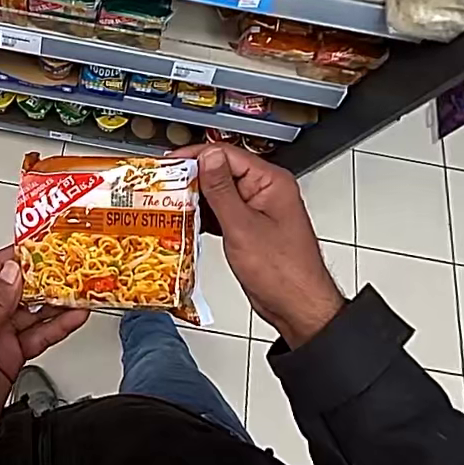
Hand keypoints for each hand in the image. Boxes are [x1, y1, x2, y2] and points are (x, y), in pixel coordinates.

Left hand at [0, 247, 89, 459]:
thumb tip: (11, 273)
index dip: (21, 255)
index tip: (47, 244)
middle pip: (18, 288)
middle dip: (47, 277)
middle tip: (76, 266)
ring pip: (32, 311)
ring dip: (57, 302)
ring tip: (83, 290)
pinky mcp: (9, 357)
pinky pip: (37, 336)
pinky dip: (56, 328)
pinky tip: (73, 319)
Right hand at [174, 144, 344, 347]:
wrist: (298, 309)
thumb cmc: (284, 273)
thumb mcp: (243, 227)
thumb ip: (221, 190)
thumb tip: (207, 157)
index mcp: (270, 182)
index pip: (226, 154)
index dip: (195, 157)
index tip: (170, 163)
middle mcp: (265, 191)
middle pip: (221, 171)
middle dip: (192, 177)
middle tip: (165, 185)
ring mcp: (257, 209)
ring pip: (220, 193)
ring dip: (196, 198)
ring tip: (170, 202)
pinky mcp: (250, 227)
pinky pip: (222, 212)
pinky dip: (205, 215)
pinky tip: (187, 221)